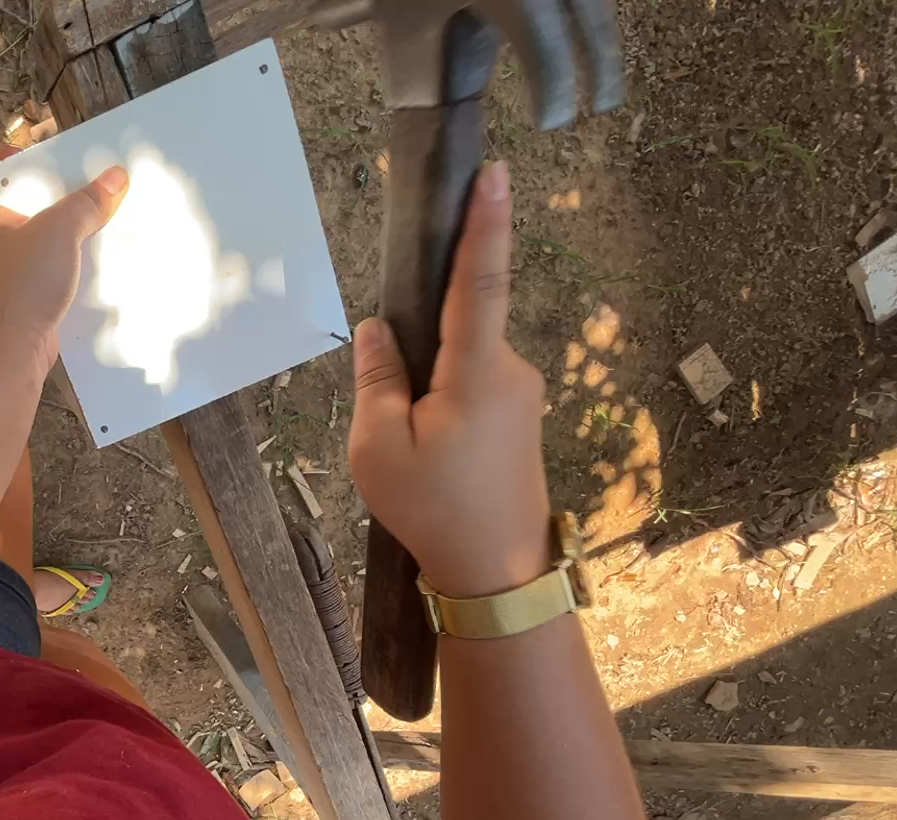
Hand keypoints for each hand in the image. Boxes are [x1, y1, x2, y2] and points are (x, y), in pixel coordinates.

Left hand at [0, 141, 128, 354]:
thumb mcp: (60, 231)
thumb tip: (116, 177)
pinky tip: (85, 258)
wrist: (11, 352)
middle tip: (68, 186)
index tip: (23, 156)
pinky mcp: (14, 296)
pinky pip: (35, 267)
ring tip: (85, 220)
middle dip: (35, 189)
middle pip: (2, 200)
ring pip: (22, 236)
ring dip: (51, 227)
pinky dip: (56, 259)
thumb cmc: (22, 283)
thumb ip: (87, 203)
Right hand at [347, 161, 552, 598]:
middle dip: (418, 347)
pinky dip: (440, 402)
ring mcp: (521, 397)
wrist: (494, 569)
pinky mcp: (519, 421)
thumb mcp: (378, 446)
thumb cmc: (431, 506)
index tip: (494, 172)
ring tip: (402, 447)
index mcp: (477, 371)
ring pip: (461, 366)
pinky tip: (424, 451)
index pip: (483, 281)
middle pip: (459, 329)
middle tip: (385, 409)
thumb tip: (377, 330)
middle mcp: (511, 372)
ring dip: (424, 386)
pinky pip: (472, 389)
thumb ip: (376, 380)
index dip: (484, 225)